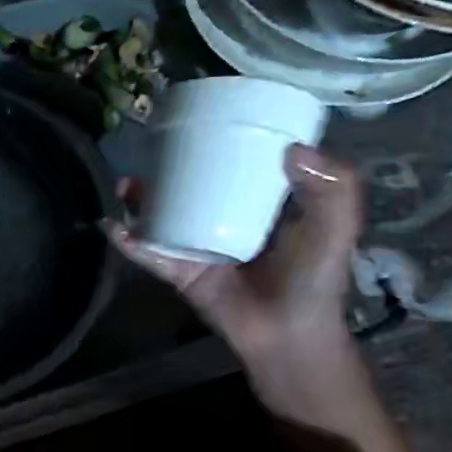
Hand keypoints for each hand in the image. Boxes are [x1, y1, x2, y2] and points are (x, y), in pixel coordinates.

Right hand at [107, 144, 371, 425]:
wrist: (288, 335)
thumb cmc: (313, 280)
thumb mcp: (338, 226)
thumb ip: (336, 186)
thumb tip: (293, 149)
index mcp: (262, 203)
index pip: (239, 162)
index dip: (223, 138)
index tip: (203, 115)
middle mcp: (226, 219)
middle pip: (192, 185)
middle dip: (170, 166)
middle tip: (153, 146)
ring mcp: (199, 246)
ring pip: (164, 215)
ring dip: (142, 199)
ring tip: (126, 183)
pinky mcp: (182, 273)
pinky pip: (152, 254)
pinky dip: (130, 240)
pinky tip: (113, 224)